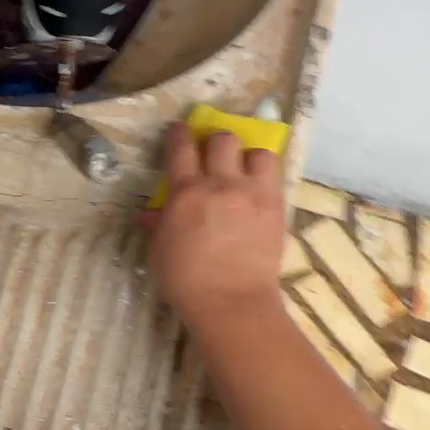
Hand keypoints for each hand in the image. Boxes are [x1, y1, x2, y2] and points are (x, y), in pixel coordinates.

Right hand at [142, 122, 285, 328]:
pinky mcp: (277, 208)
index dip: (178, 134)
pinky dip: (263, 178)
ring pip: (258, 153)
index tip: (178, 129)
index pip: (181, 149)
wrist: (231, 300)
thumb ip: (157, 224)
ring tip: (241, 171)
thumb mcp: (158, 249)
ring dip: (247, 157)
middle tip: (210, 153)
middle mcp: (222, 184)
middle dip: (215, 141)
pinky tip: (255, 192)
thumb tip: (152, 214)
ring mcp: (255, 194)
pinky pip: (275, 177)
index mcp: (186, 193)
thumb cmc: (184, 278)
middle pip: (224, 140)